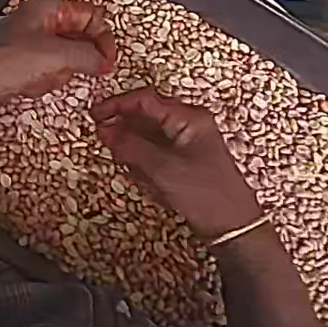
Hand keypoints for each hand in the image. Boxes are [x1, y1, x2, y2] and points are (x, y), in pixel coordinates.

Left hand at [0, 0, 116, 134]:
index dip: (104, 37)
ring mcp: (29, 45)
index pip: (92, 15)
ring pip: (65, 57)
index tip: (107, 61)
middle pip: (80, 36)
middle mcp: (39, 22)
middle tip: (83, 72)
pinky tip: (33, 87)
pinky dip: (47, 82)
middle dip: (83, 57)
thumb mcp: (53, 57)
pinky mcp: (20, 66)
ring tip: (47, 79)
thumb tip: (103, 60)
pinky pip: (48, 73)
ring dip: (63, 72)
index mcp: (48, 8)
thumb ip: (86, 56)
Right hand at [91, 88, 262, 239]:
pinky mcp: (185, 160)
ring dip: (132, 146)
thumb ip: (131, 146)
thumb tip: (105, 130)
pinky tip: (139, 174)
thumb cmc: (205, 194)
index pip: (145, 100)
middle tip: (101, 137)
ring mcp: (187, 142)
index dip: (116, 104)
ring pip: (149, 134)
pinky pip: (156, 151)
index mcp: (188, 117)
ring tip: (122, 161)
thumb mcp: (162, 169)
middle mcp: (189, 124)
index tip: (94, 114)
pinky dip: (142, 159)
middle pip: (146, 115)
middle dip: (122, 126)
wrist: (233, 226)